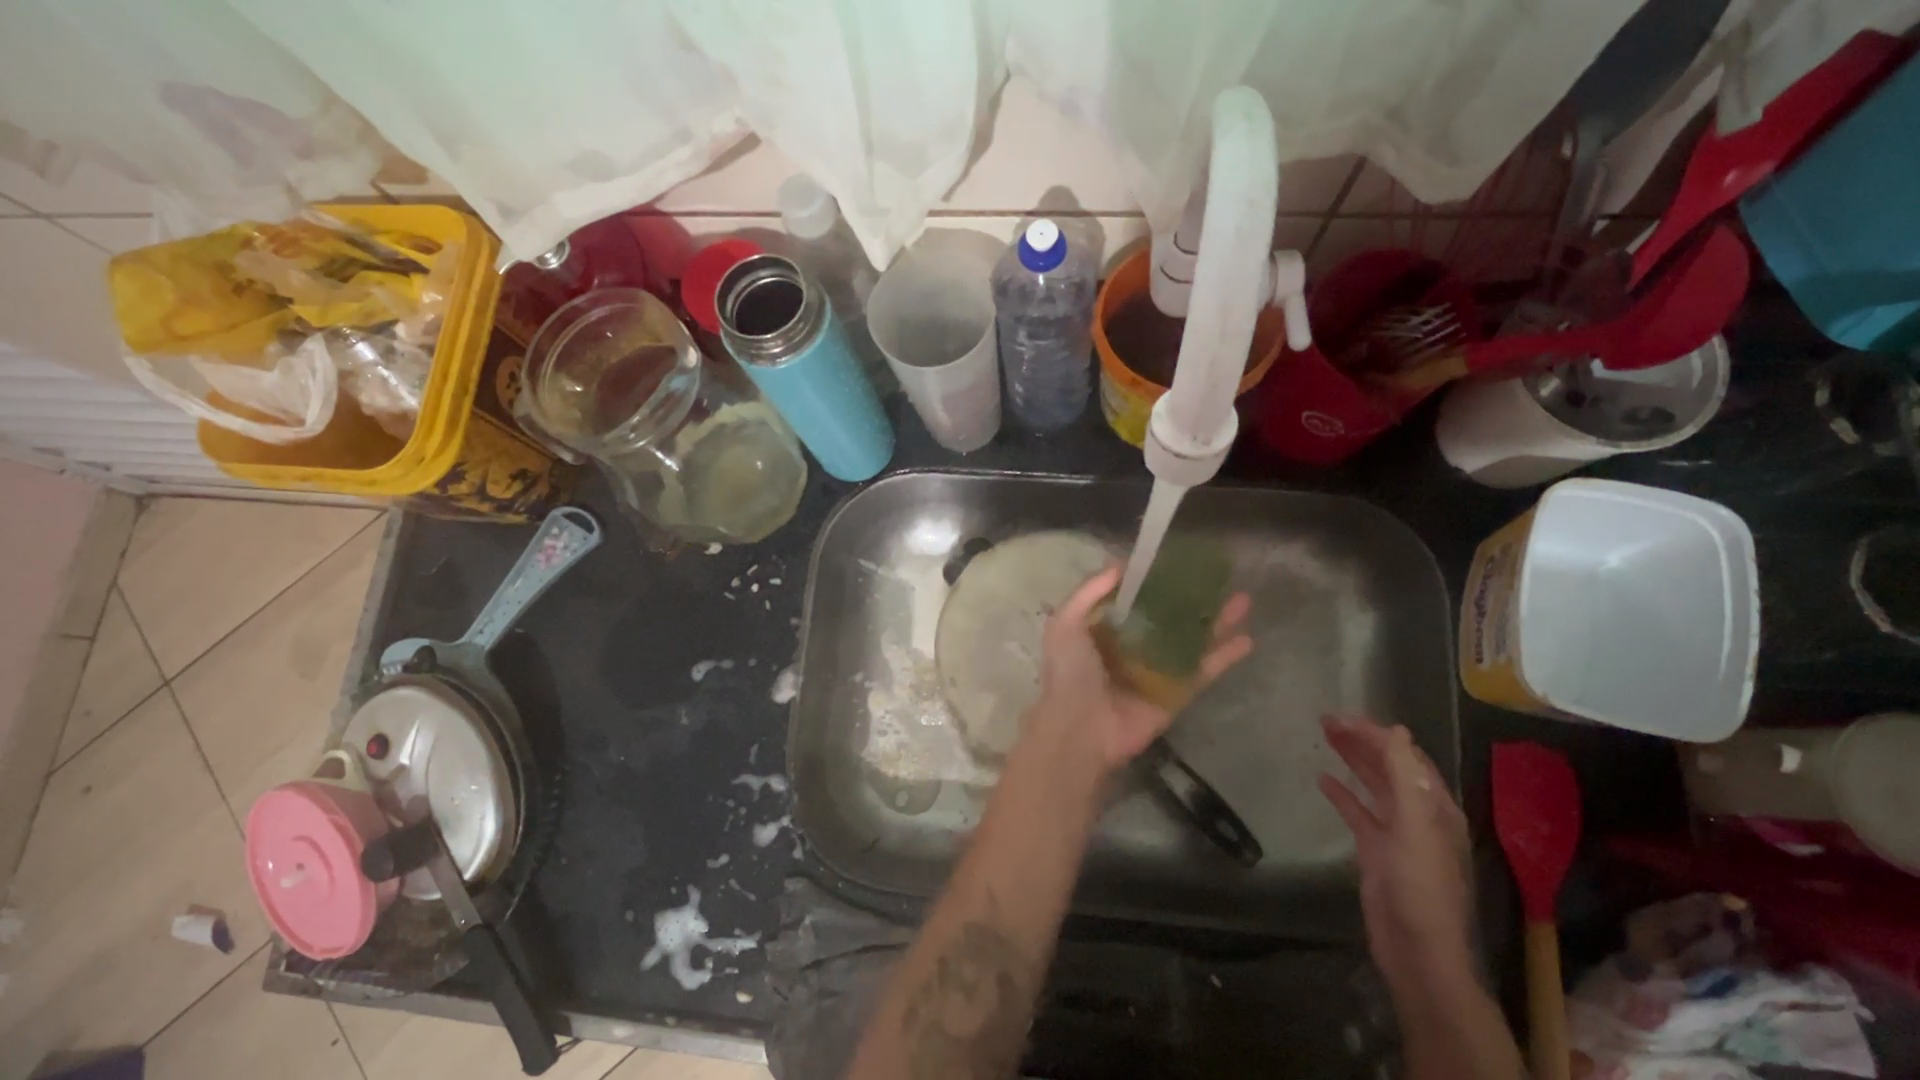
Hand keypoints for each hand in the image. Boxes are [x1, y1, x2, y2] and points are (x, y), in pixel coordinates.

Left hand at [1028, 565, 1251, 774]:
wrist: (1081, 729)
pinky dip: (1224, 657)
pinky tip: (1246, 639)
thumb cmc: (1070, 673)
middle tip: (1221, 576)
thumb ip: (1090, 591)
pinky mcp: (1176, 693)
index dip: (1156, 580)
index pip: (1136, 598)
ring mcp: (1159, 670)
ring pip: (1194, 640)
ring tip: (1244, 600)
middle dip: (1195, 598)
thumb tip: (1122, 564)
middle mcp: (1135, 646)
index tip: (1180, 559)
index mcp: (1106, 629)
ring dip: (1217, 622)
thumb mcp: (1066, 623)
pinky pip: (1203, 671)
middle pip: (1172, 616)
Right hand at [1319, 715, 1473, 994]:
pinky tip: (1322, 780)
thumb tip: (1398, 732)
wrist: (1417, 951)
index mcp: (1434, 807)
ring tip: (1325, 737)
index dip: (1374, 734)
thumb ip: (1406, 779)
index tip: (1340, 717)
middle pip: (1388, 767)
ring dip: (1352, 761)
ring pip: (1372, 786)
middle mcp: (1418, 815)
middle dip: (1361, 741)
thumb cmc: (1420, 889)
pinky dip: (1342, 795)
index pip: (1404, 756)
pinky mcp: (1376, 852)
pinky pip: (1358, 813)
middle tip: (1326, 720)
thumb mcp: (1415, 829)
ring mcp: (1396, 834)